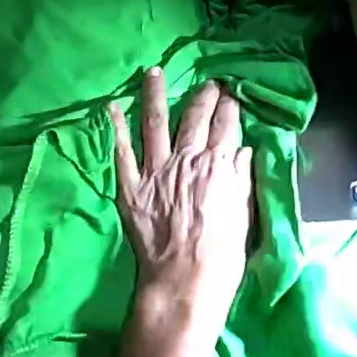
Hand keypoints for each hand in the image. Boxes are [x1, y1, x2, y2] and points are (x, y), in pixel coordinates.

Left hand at [108, 68, 254, 347]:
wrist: (182, 284)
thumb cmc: (221, 258)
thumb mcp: (243, 217)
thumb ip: (241, 179)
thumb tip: (245, 150)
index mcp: (218, 167)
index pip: (226, 126)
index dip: (229, 107)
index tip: (231, 95)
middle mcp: (186, 160)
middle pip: (195, 117)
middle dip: (203, 96)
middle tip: (208, 83)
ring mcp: (155, 171)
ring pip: (155, 122)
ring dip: (155, 94)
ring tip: (154, 72)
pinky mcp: (130, 186)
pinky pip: (122, 152)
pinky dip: (117, 128)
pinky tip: (112, 106)